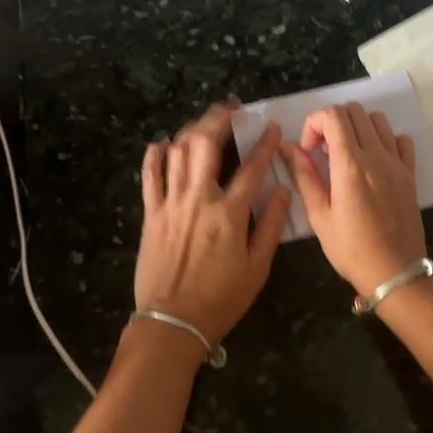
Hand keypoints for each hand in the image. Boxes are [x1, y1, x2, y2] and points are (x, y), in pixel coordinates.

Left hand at [135, 103, 291, 346]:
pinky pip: (150, 175)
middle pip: (207, 143)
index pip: (251, 168)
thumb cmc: (220, 300)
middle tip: (232, 109)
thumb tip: (283, 192)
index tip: (271, 128)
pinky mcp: (151, 212)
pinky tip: (164, 142)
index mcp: (229, 214)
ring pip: (179, 151)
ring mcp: (171, 203)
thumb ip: (270, 227)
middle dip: (220, 118)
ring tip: (205, 122)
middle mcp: (199, 199)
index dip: (264, 144)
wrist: (172, 323)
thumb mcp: (257, 269)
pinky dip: (156, 154)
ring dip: (192, 129)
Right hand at [281, 102, 427, 296]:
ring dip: (358, 127)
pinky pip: (400, 139)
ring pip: (377, 119)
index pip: (333, 115)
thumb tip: (287, 147)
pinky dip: (384, 139)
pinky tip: (374, 160)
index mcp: (350, 164)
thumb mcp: (319, 215)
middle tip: (325, 152)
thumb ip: (304, 175)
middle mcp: (376, 155)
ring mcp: (396, 163)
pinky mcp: (410, 173)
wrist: (395, 273)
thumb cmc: (351, 248)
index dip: (314, 123)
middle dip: (333, 122)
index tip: (309, 149)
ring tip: (348, 154)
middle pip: (354, 111)